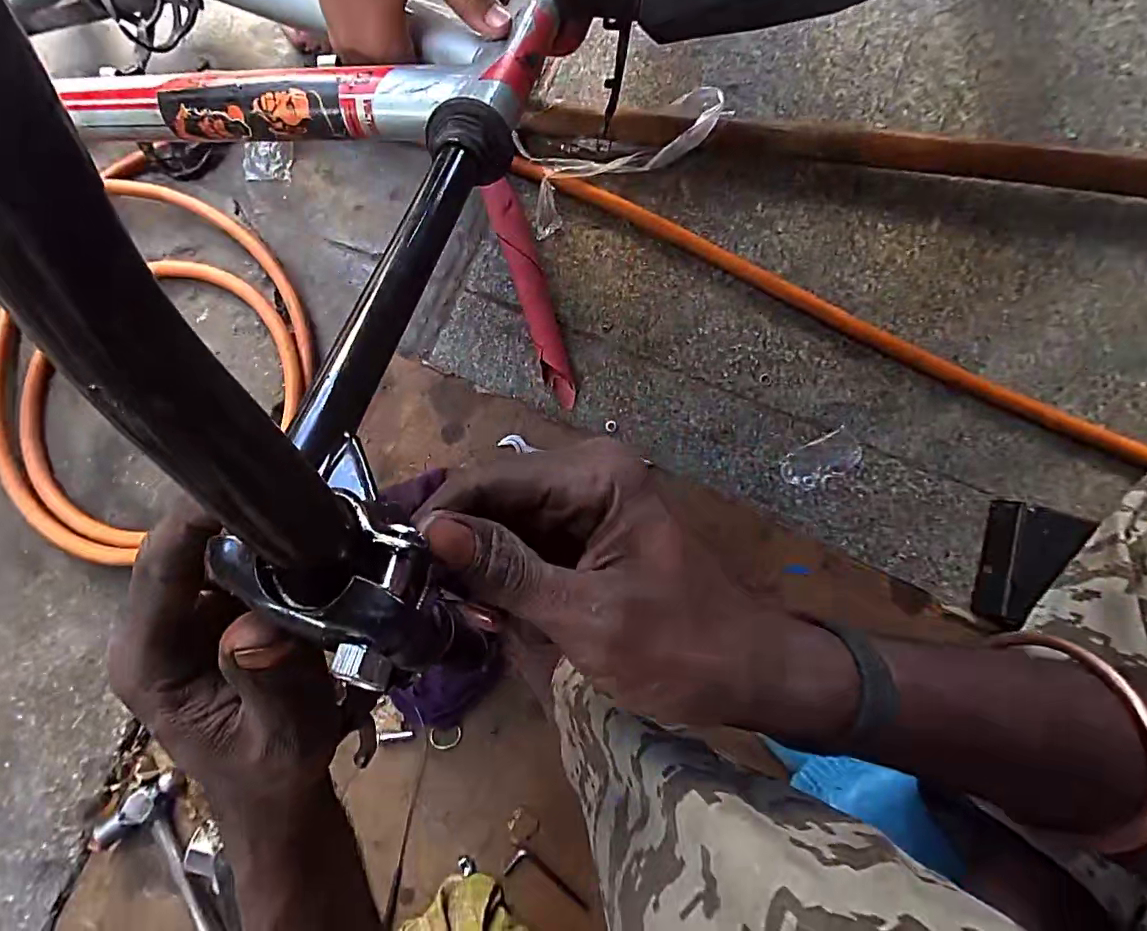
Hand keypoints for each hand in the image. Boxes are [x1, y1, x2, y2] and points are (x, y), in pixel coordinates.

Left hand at [106, 493, 341, 814]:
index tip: (250, 485)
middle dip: (236, 514)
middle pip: (183, 545)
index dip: (195, 518)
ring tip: (308, 510)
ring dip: (257, 526)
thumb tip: (256, 626)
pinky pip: (238, 561)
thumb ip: (272, 687)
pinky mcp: (215, 610)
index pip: (159, 567)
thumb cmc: (272, 774)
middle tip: (297, 494)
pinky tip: (305, 539)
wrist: (278, 791)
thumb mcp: (283, 742)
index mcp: (149, 659)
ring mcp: (186, 615)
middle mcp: (156, 628)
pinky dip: (270, 546)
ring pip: (213, 547)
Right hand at [416, 439, 786, 726]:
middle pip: (493, 493)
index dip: (442, 513)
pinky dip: (498, 573)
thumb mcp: (588, 617)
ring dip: (473, 561)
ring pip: (500, 518)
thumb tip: (433, 532)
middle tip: (415, 585)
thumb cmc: (682, 648)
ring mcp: (582, 502)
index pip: (494, 476)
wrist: (749, 673)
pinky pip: (521, 541)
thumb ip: (508, 572)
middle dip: (455, 540)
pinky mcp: (579, 533)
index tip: (397, 555)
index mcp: (596, 475)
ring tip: (448, 602)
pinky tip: (482, 604)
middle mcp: (585, 474)